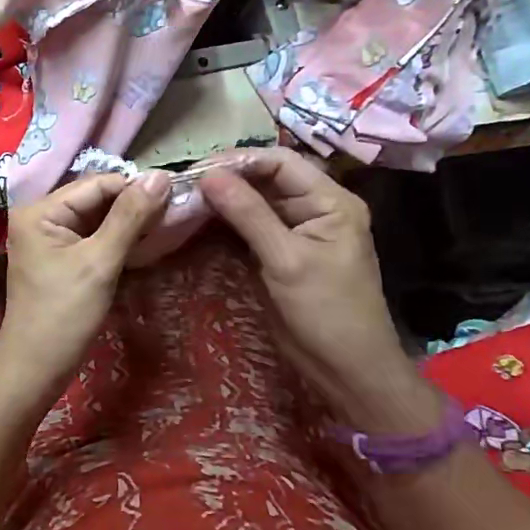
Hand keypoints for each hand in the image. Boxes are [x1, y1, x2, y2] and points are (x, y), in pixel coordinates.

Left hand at [0, 172, 170, 394]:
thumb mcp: (100, 262)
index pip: (97, 184)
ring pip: (97, 218)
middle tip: (175, 211)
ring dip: (129, 222)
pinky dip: (117, 239)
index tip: (177, 194)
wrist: (35, 368)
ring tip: (166, 225)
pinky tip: (144, 243)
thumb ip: (130, 217)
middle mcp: (40, 216)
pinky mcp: (59, 258)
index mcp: (40, 210)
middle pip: (96, 198)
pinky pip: (92, 237)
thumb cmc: (64, 315)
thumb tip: (161, 176)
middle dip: (134, 204)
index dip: (137, 186)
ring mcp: (48, 238)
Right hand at [197, 148, 440, 432]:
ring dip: (222, 201)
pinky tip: (198, 220)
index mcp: (331, 200)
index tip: (196, 169)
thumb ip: (249, 214)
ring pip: (255, 203)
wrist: (346, 369)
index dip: (238, 160)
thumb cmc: (326, 312)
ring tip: (185, 198)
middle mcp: (315, 208)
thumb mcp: (286, 260)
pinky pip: (251, 227)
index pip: (280, 162)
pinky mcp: (281, 253)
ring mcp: (297, 231)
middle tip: (183, 183)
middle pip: (266, 179)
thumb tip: (209, 175)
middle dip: (226, 179)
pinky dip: (226, 224)